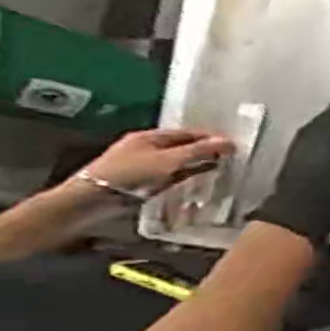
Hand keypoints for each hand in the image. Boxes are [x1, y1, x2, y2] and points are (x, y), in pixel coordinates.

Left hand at [78, 129, 234, 197]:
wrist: (96, 198)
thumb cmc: (132, 174)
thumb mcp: (168, 161)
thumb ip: (199, 151)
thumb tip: (229, 142)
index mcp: (149, 136)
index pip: (186, 133)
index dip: (210, 137)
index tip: (233, 145)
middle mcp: (147, 147)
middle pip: (182, 146)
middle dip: (206, 150)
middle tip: (231, 157)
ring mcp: (146, 165)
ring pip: (179, 161)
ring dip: (198, 163)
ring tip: (222, 167)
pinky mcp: (146, 182)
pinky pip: (174, 175)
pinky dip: (188, 175)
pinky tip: (200, 179)